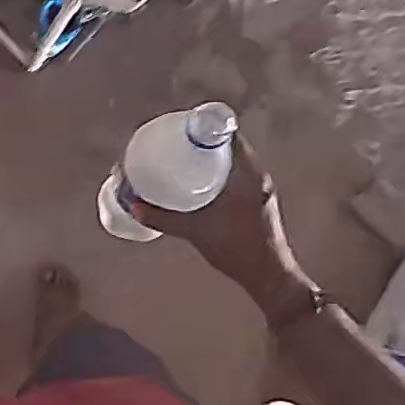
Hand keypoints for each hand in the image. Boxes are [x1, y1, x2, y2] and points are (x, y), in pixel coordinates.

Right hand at [129, 137, 317, 322]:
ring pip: (233, 163)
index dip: (205, 126)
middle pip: (229, 147)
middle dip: (203, 142)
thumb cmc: (238, 249)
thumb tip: (135, 207)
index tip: (182, 128)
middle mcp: (258, 177)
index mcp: (249, 173)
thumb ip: (163, 218)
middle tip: (176, 144)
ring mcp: (260, 190)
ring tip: (184, 161)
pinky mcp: (257, 203)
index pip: (229, 135)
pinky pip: (236, 178)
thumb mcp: (195, 231)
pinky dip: (218, 175)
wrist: (269, 277)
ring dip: (211, 159)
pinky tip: (199, 186)